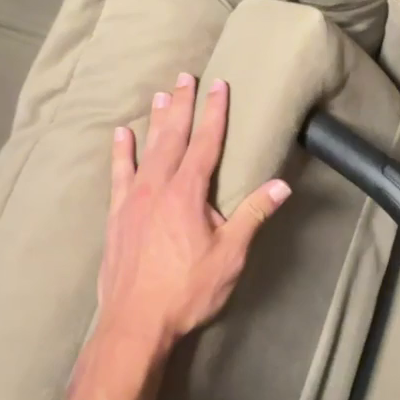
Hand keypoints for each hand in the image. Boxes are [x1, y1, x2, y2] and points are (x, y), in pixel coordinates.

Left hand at [98, 73, 291, 353]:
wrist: (134, 323)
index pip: (206, 143)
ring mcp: (133, 199)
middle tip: (185, 76)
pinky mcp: (117, 215)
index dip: (214, 112)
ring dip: (156, 121)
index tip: (219, 85)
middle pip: (173, 137)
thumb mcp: (230, 255)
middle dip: (182, 105)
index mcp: (188, 193)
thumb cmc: (187, 290)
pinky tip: (121, 135)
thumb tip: (282, 185)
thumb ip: (253, 215)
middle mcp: (158, 187)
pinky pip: (118, 174)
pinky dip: (121, 152)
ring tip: (161, 94)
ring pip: (146, 149)